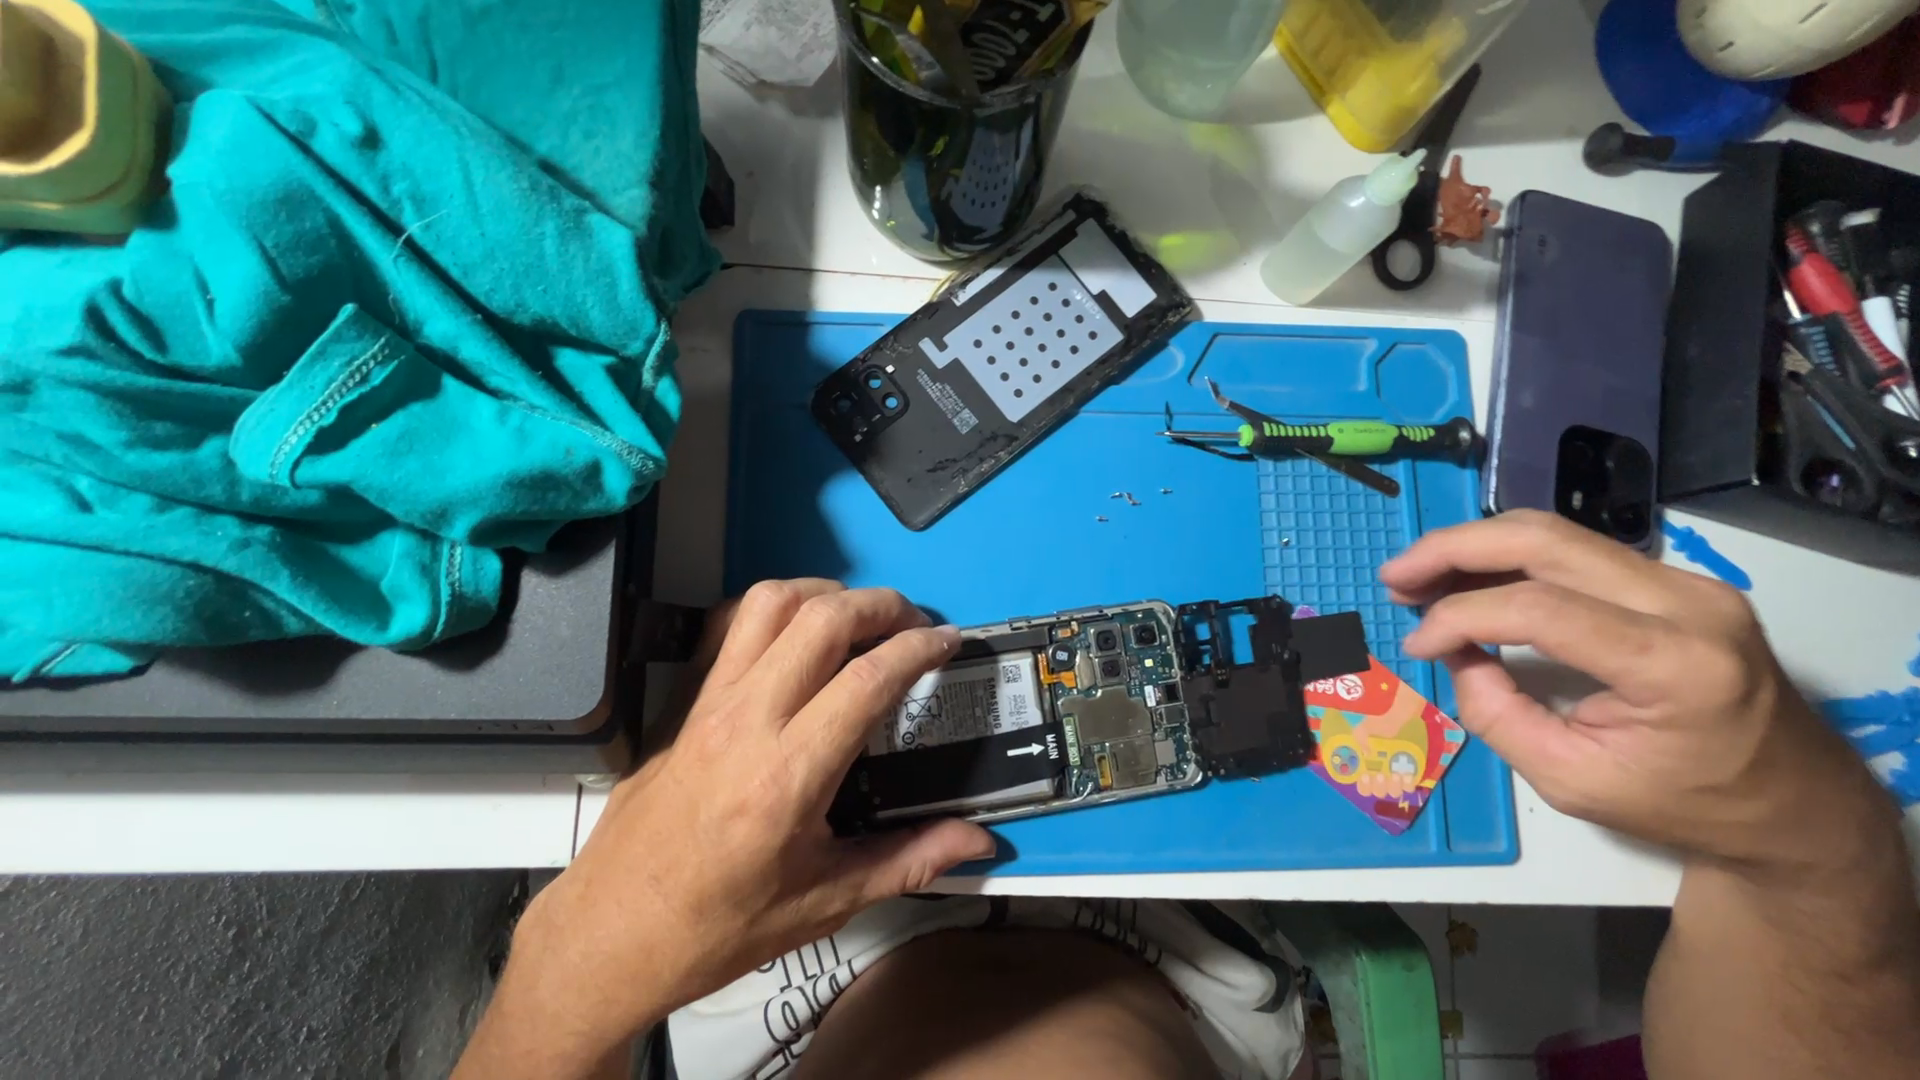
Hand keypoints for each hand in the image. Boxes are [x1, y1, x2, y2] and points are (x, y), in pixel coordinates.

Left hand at [472, 580, 994, 1073]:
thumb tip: (977, 844)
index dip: (917, 647)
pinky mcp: (684, 701)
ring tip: (858, 619)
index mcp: (789, 774)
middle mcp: (748, 720)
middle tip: (912, 622)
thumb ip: (909, 862)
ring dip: (824, 593)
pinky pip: (727, 625)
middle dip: (880, 604)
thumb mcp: (825, 904)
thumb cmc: (722, 926)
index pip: (867, 680)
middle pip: (821, 619)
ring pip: (768, 603)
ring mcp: (709, 703)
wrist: (611, 934)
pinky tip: (795, 634)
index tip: (947, 640)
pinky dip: (771, 608)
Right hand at [1379, 510, 1892, 870]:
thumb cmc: (1683, 804)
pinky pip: (1572, 551)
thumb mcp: (1571, 779)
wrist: (1794, 803)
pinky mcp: (1673, 582)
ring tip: (1419, 576)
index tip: (1415, 645)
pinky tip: (1468, 579)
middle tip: (1394, 576)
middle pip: (1544, 540)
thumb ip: (1497, 713)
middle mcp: (1686, 603)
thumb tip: (1453, 652)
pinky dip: (1506, 559)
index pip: (1539, 608)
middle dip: (1453, 549)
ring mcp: (1686, 584)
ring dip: (1474, 547)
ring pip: (1554, 533)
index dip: (1459, 617)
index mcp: (1675, 663)